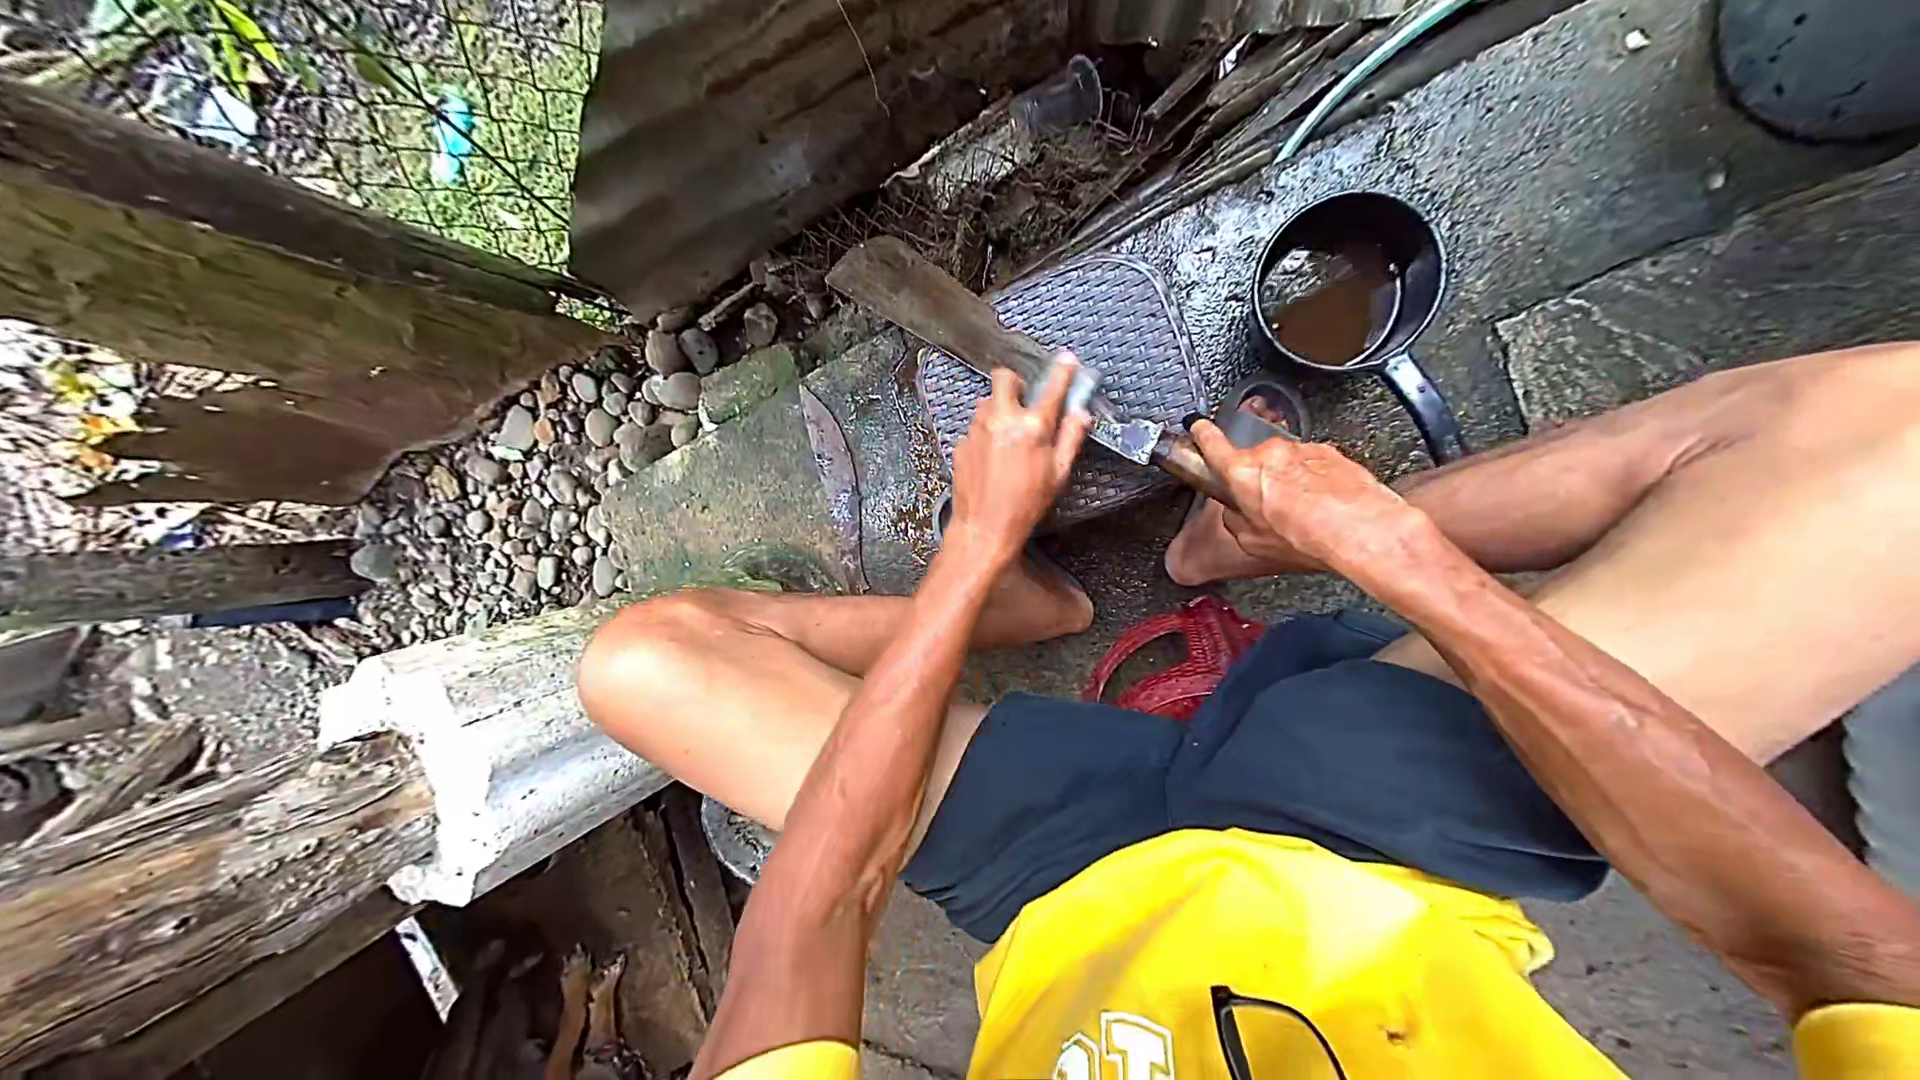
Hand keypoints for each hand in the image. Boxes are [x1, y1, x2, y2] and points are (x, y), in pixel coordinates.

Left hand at [947, 354, 1091, 563]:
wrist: (984, 527)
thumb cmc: (1023, 505)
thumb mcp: (1058, 473)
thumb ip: (1070, 438)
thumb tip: (1080, 415)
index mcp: (1032, 428)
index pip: (1051, 388)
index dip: (1062, 371)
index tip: (1067, 361)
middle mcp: (1002, 422)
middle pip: (1004, 378)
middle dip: (1016, 384)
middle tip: (1025, 400)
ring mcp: (978, 430)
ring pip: (987, 402)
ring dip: (999, 408)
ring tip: (1009, 434)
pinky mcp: (962, 443)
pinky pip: (976, 426)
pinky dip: (986, 432)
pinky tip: (994, 454)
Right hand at [1190, 419, 1435, 575]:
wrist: (1361, 530)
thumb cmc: (1306, 537)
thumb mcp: (1251, 541)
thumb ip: (1235, 519)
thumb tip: (1236, 514)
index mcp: (1242, 472)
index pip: (1212, 444)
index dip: (1202, 435)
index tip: (1199, 427)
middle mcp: (1270, 454)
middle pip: (1254, 462)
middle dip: (1258, 481)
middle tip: (1267, 507)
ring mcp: (1302, 450)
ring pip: (1285, 464)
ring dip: (1289, 482)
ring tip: (1301, 512)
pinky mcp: (1330, 454)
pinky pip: (1312, 466)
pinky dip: (1313, 481)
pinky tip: (1322, 505)